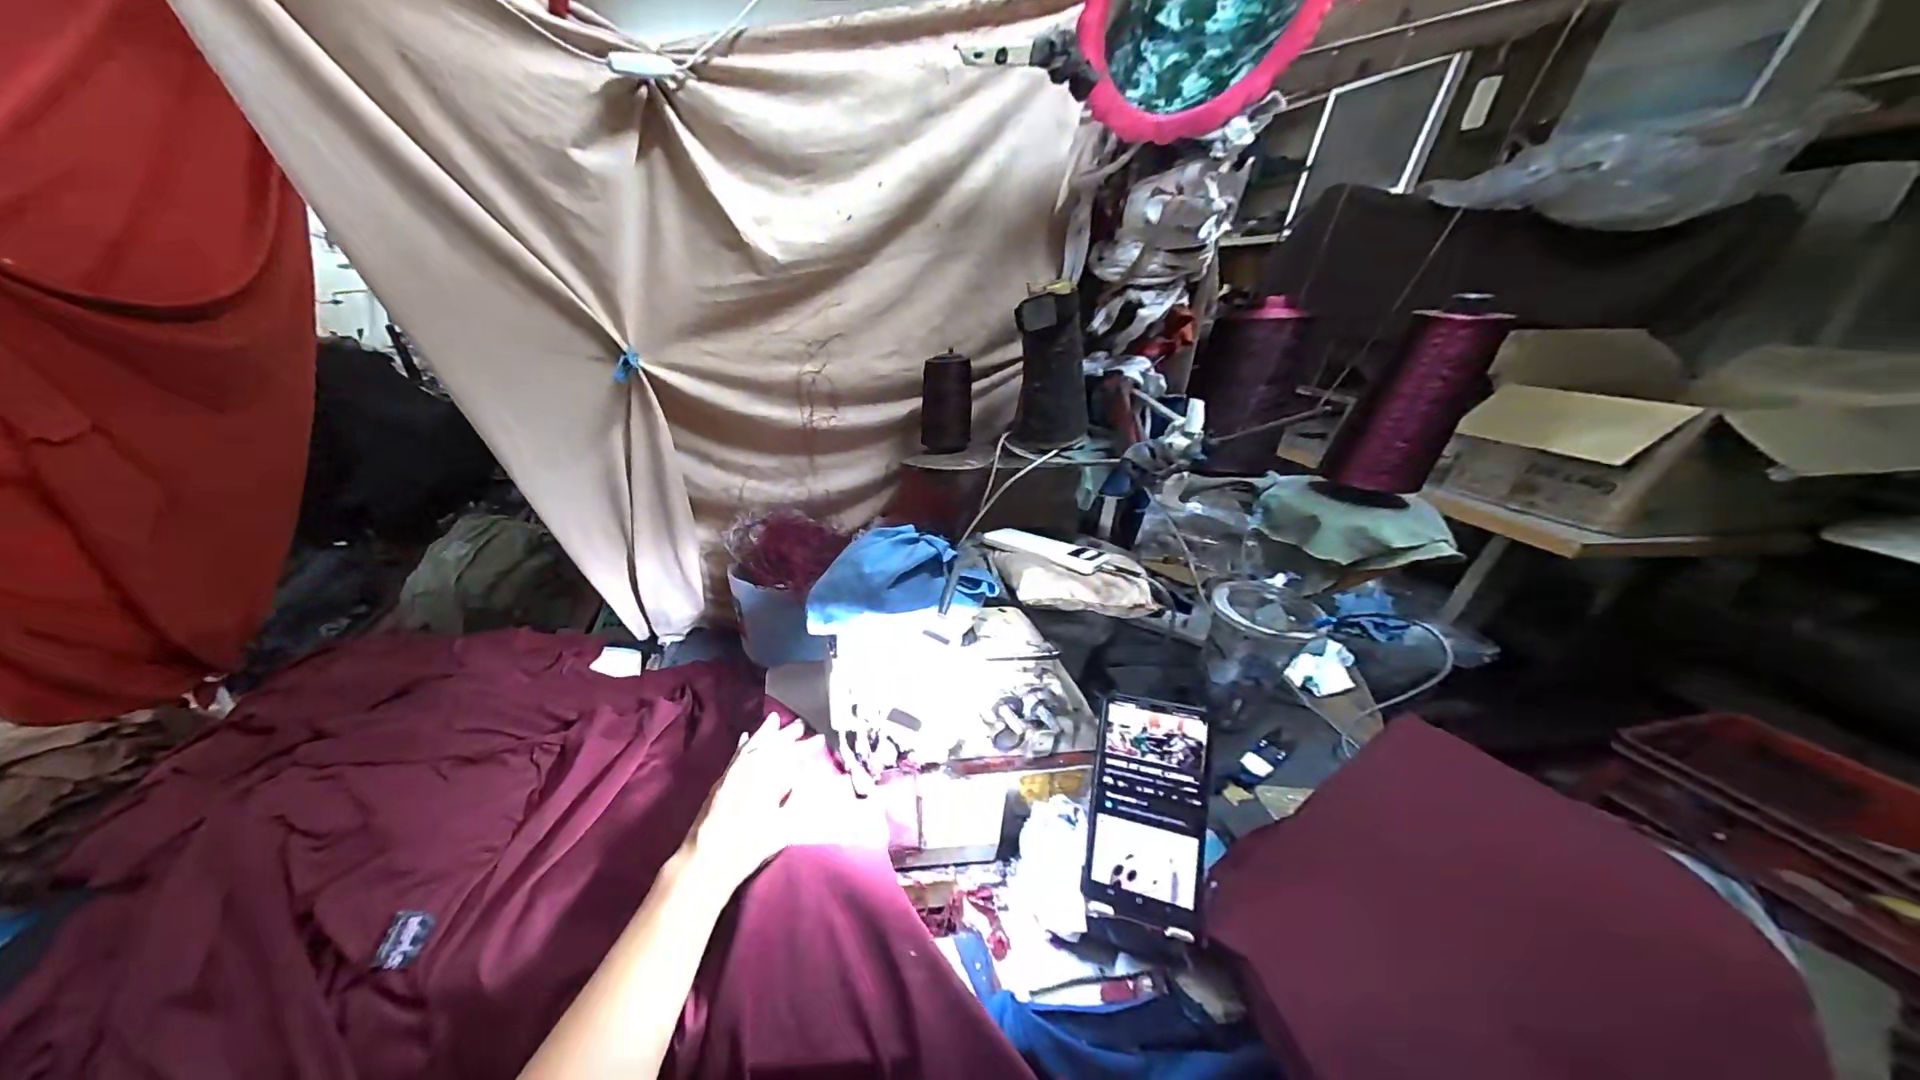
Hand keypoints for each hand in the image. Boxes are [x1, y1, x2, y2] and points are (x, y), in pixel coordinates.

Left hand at [677, 713, 888, 889]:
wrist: (708, 859)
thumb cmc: (750, 847)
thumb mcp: (783, 826)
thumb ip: (796, 799)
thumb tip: (806, 779)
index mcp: (769, 776)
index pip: (793, 754)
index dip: (807, 746)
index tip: (820, 738)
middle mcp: (750, 767)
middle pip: (772, 744)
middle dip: (787, 734)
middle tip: (800, 724)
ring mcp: (733, 771)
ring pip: (753, 744)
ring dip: (765, 733)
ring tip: (774, 720)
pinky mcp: (721, 780)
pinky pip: (735, 754)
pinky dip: (743, 744)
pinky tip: (746, 736)